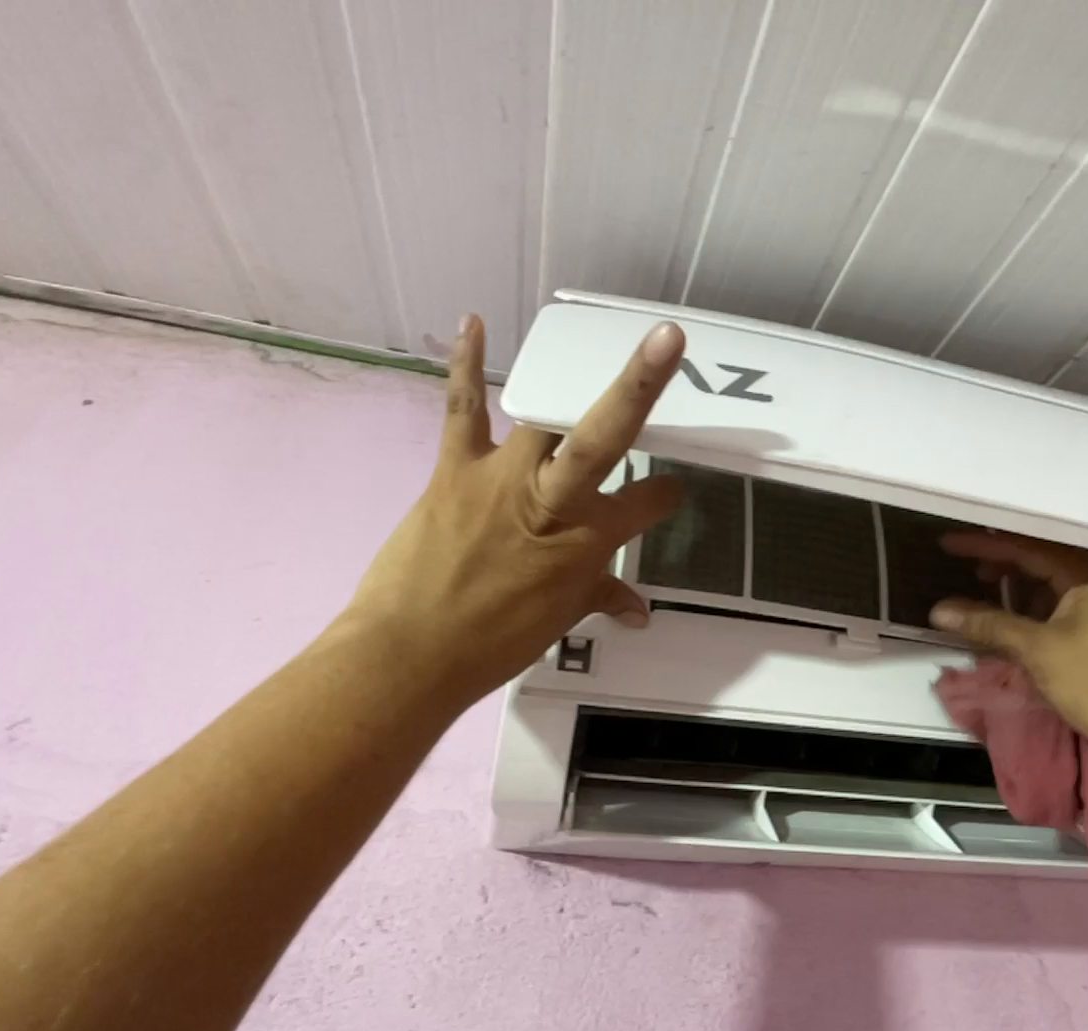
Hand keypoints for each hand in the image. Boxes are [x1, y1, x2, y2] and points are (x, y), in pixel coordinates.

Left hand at [339, 314, 685, 705]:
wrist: (412, 653)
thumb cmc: (496, 643)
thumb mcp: (561, 620)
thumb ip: (602, 598)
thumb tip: (638, 611)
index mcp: (588, 539)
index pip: (646, 504)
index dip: (666, 496)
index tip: (676, 490)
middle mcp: (554, 496)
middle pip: (602, 436)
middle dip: (639, 389)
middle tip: (671, 344)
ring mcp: (503, 474)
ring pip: (542, 417)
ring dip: (560, 395)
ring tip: (577, 362)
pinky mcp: (457, 467)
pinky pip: (463, 408)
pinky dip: (466, 365)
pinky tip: (473, 321)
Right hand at [929, 532, 1087, 778]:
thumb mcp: (1038, 651)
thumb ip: (988, 624)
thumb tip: (940, 610)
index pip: (1028, 548)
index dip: (984, 545)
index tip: (949, 544)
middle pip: (1046, 562)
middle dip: (1005, 565)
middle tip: (970, 572)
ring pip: (1059, 587)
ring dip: (1023, 590)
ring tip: (993, 601)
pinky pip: (1072, 607)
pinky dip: (1042, 611)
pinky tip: (1026, 629)